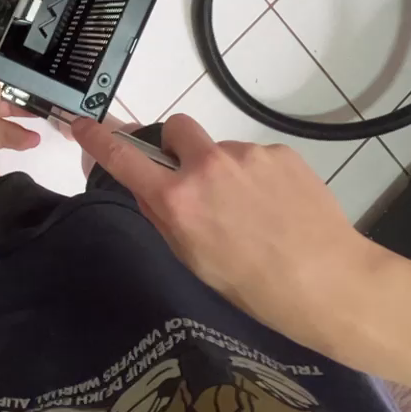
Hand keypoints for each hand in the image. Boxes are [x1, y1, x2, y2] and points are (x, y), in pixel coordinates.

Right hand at [72, 114, 383, 348]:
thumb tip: (149, 191)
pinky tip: (277, 209)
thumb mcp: (193, 260)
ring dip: (224, 171)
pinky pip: (255, 159)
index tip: (82, 124)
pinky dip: (257, 178)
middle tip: (193, 178)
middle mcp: (207, 166)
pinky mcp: (279, 153)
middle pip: (175, 127)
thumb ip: (165, 218)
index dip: (98, 140)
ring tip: (253, 212)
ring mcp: (246, 155)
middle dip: (175, 146)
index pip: (124, 158)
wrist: (328, 281)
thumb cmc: (252, 287)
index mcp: (178, 199)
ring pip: (220, 150)